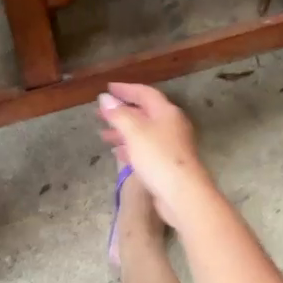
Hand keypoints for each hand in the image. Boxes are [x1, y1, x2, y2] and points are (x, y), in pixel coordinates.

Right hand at [96, 82, 214, 225]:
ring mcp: (170, 145)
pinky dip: (130, 147)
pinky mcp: (167, 163)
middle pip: (144, 113)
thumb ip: (118, 114)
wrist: (182, 193)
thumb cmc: (158, 157)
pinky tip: (117, 153)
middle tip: (100, 113)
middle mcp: (171, 125)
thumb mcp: (134, 131)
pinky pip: (145, 149)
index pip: (144, 93)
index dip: (125, 89)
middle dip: (121, 112)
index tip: (108, 89)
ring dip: (123, 131)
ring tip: (103, 135)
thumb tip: (105, 98)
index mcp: (166, 112)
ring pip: (143, 132)